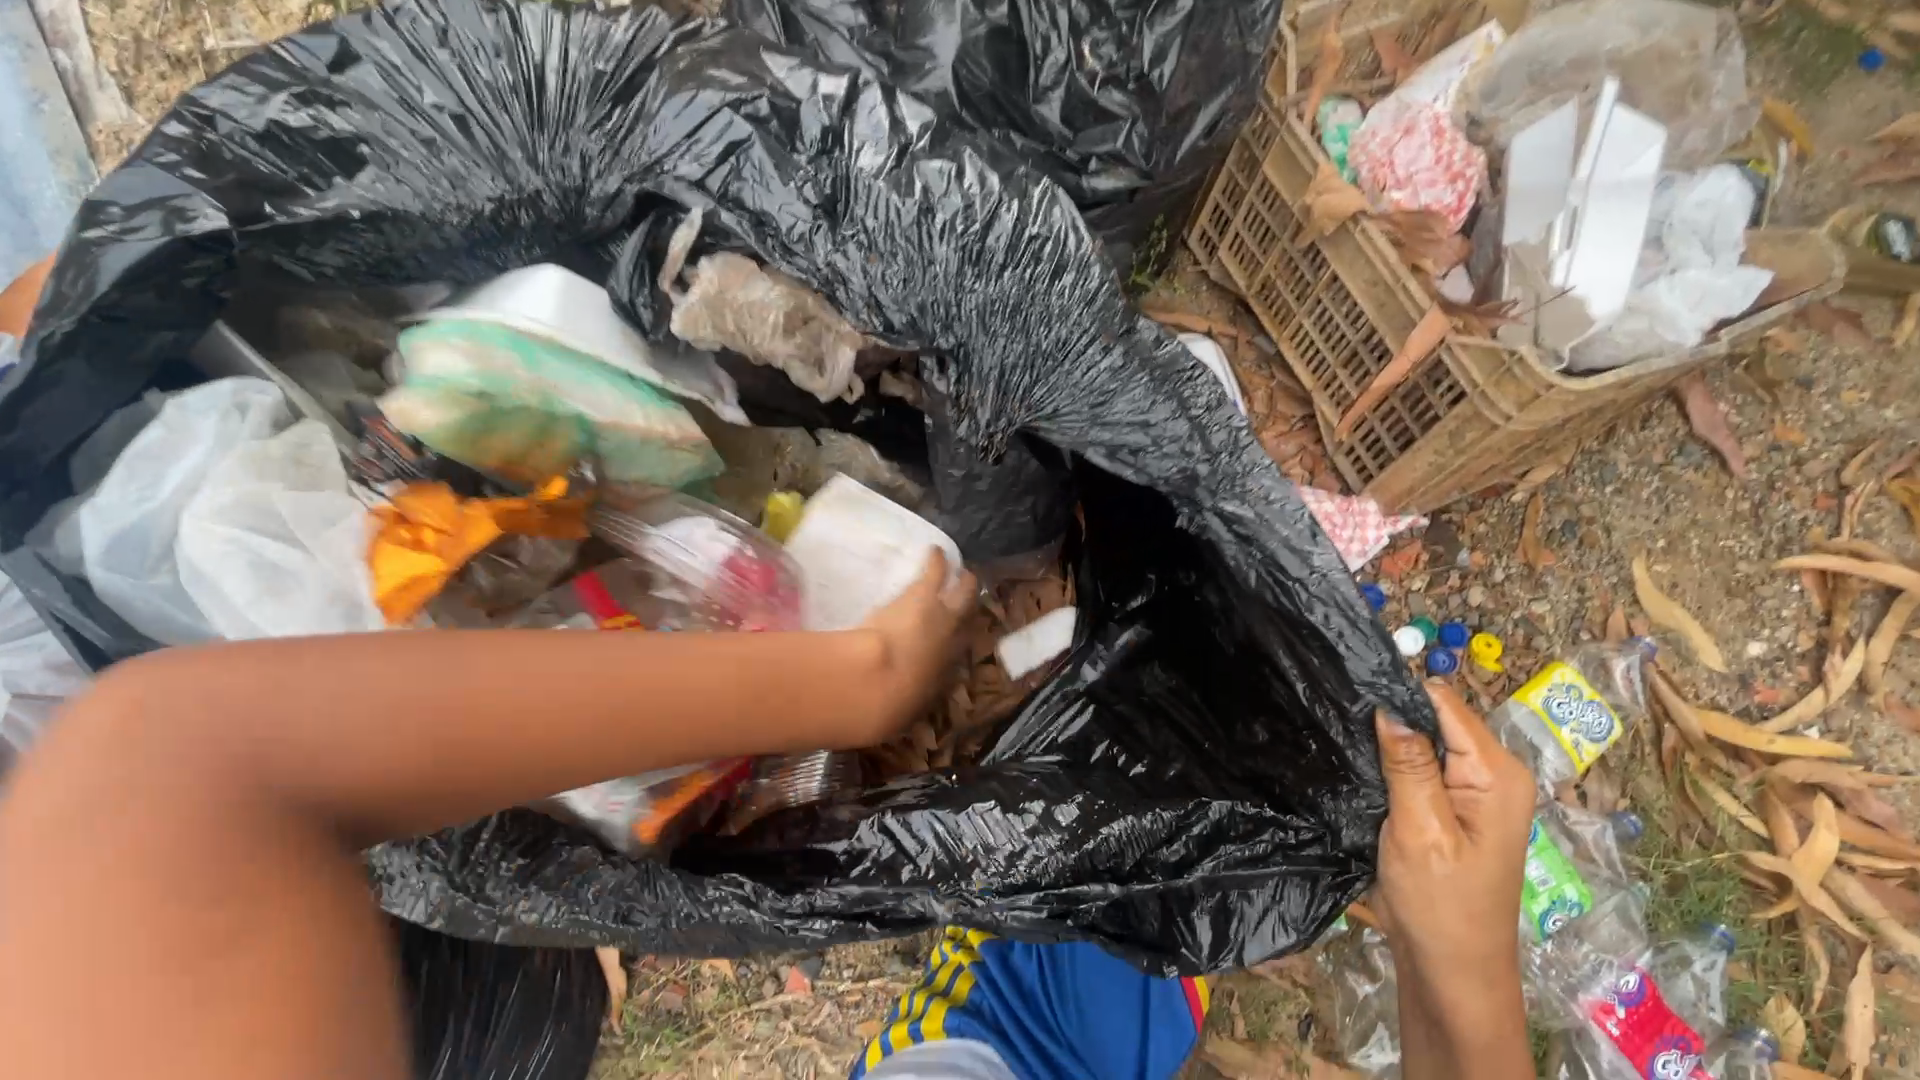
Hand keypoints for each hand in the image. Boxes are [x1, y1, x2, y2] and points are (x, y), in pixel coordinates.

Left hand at [855, 549, 976, 741]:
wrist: (878, 681)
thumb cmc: (888, 705)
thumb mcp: (903, 709)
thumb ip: (907, 700)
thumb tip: (905, 703)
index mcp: (946, 672)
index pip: (958, 653)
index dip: (956, 641)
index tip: (950, 635)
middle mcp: (952, 641)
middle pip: (968, 618)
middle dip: (966, 604)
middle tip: (964, 591)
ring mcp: (942, 614)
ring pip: (961, 592)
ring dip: (957, 580)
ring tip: (951, 566)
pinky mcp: (923, 592)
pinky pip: (936, 570)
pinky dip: (936, 560)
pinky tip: (935, 550)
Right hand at [1374, 680, 1535, 1079]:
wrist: (1451, 970)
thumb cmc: (1440, 904)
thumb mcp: (1419, 831)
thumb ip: (1408, 765)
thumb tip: (1390, 704)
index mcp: (1497, 774)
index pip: (1443, 704)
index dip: (1396, 689)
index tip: (1346, 680)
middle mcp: (1494, 774)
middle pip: (1435, 718)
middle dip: (1390, 713)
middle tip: (1335, 708)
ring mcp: (1475, 792)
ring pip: (1424, 741)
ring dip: (1387, 739)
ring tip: (1339, 728)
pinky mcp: (1454, 808)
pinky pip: (1421, 766)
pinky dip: (1392, 761)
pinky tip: (1361, 760)